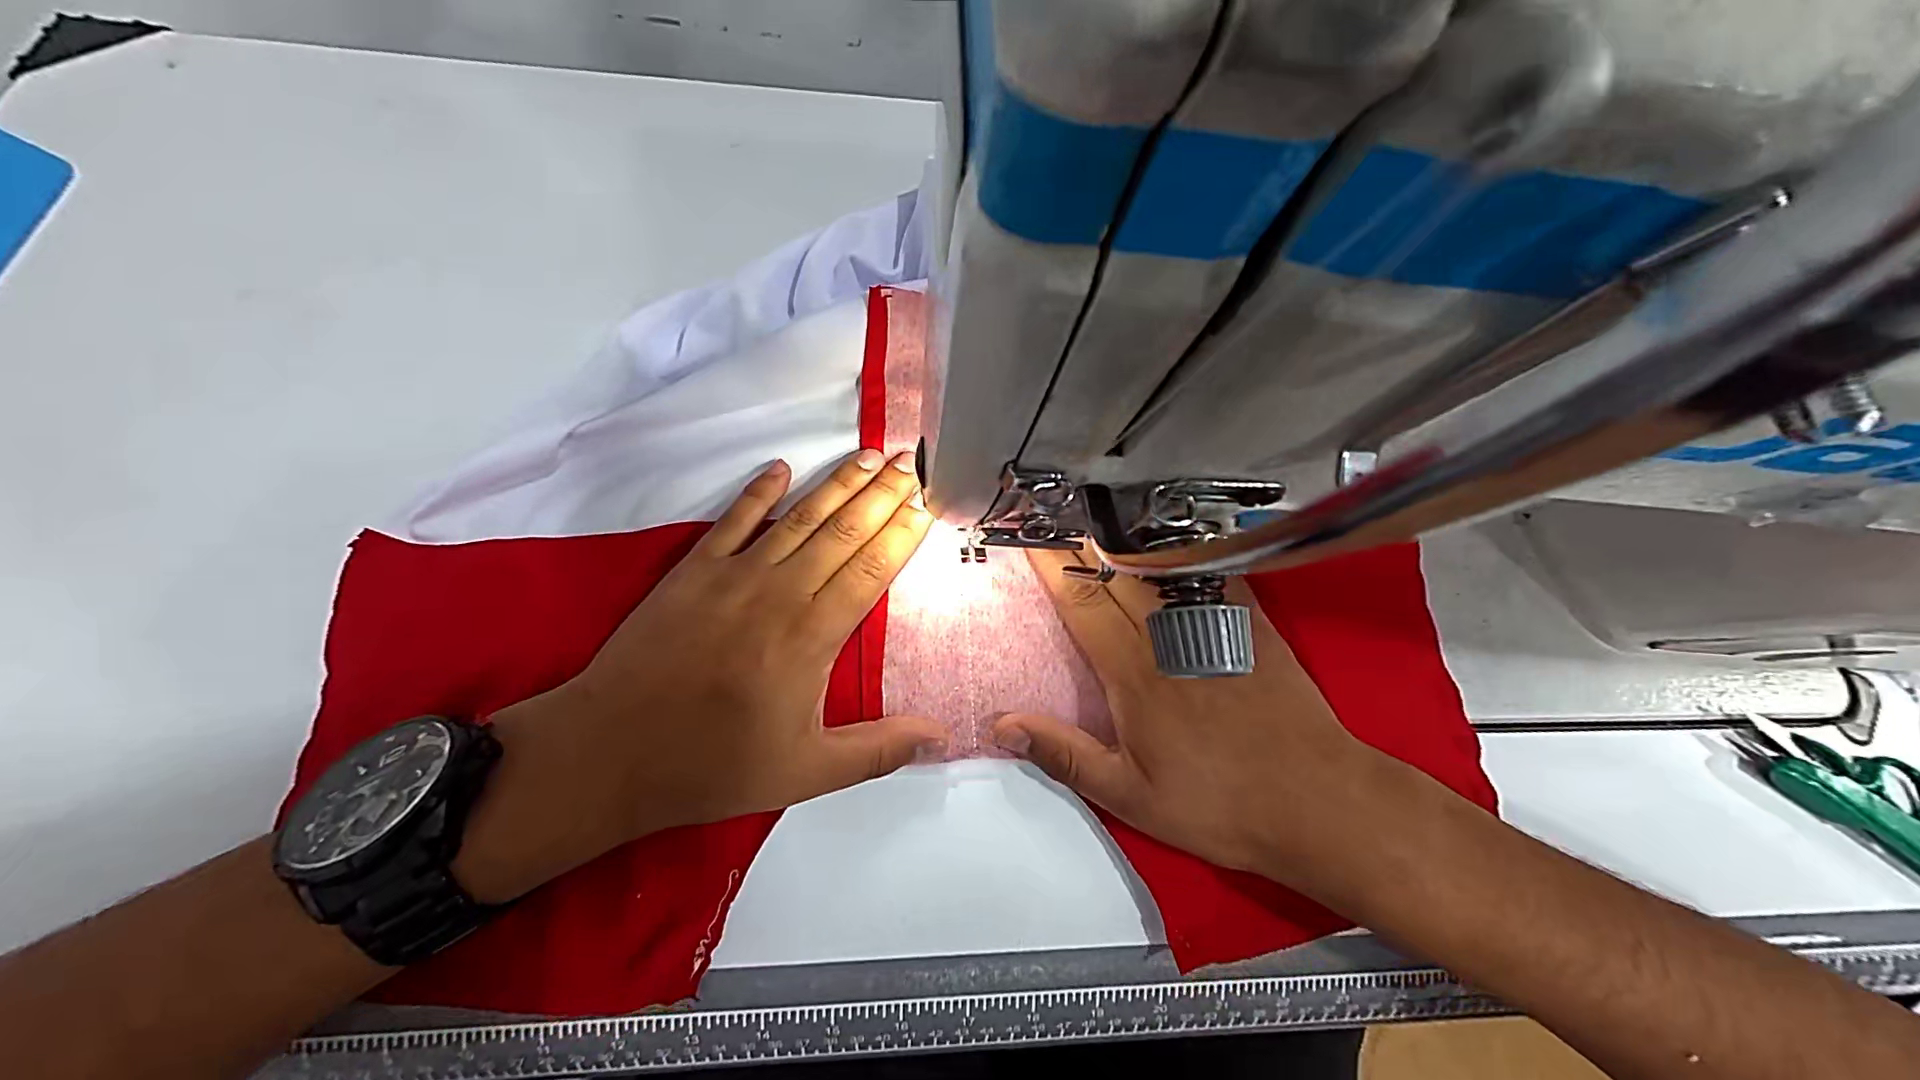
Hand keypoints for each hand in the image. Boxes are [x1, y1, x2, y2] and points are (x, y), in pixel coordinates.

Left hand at [456, 450, 943, 900]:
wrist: (610, 751)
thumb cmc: (712, 765)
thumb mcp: (806, 772)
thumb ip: (877, 751)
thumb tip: (940, 737)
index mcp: (812, 637)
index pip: (872, 570)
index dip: (903, 533)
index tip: (927, 504)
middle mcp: (780, 594)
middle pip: (844, 532)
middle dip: (883, 495)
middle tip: (912, 464)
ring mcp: (733, 576)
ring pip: (799, 518)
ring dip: (838, 484)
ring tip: (871, 456)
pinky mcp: (692, 571)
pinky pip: (733, 520)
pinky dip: (758, 491)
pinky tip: (780, 467)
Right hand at [992, 548, 1392, 880]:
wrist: (1317, 801)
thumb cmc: (1220, 803)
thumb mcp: (1130, 795)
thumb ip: (1064, 754)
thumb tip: (1006, 727)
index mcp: (1134, 674)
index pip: (1082, 603)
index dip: (1053, 569)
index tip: (1033, 544)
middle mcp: (1169, 638)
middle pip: (1115, 574)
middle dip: (1080, 545)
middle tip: (1057, 525)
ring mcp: (1214, 626)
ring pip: (1159, 567)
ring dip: (1123, 544)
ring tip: (1098, 527)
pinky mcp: (1252, 626)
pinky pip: (1209, 575)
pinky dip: (1181, 554)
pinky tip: (1168, 543)